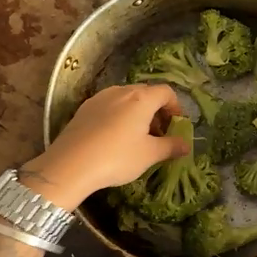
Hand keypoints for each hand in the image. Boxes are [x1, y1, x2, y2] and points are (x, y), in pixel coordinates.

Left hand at [21, 84, 189, 207]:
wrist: (69, 165)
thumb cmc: (117, 157)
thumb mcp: (149, 155)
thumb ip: (171, 146)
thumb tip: (186, 145)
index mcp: (141, 98)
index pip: (166, 92)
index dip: (175, 107)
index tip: (176, 125)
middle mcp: (121, 91)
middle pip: (146, 93)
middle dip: (156, 110)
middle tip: (158, 133)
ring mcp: (100, 98)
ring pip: (126, 99)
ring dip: (136, 112)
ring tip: (136, 136)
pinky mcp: (84, 109)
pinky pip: (109, 106)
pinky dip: (118, 116)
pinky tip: (114, 137)